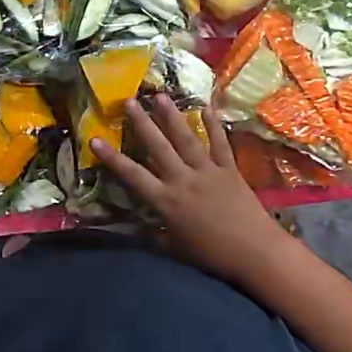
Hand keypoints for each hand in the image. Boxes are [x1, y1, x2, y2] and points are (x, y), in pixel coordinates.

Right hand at [94, 95, 295, 286]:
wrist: (255, 252)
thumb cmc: (212, 255)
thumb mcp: (176, 249)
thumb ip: (152, 235)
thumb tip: (130, 230)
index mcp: (167, 201)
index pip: (133, 175)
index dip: (113, 158)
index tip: (95, 139)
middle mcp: (183, 180)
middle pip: (158, 147)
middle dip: (142, 123)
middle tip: (129, 100)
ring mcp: (208, 171)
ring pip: (186, 138)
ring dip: (171, 116)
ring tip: (160, 95)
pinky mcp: (229, 169)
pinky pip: (219, 143)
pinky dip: (213, 124)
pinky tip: (206, 106)